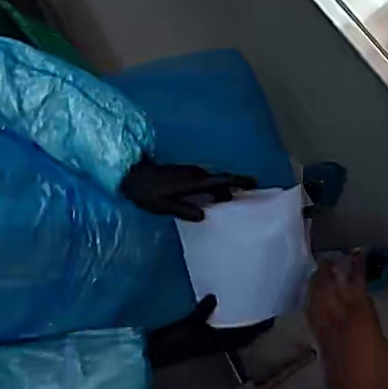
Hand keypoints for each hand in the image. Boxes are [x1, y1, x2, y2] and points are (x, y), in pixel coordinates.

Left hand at [120, 159, 255, 220]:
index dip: (240, 181)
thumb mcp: (164, 206)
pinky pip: (207, 181)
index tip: (255, 182)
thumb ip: (184, 211)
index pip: (223, 179)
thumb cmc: (147, 193)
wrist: (132, 175)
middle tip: (245, 201)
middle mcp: (197, 174)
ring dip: (223, 190)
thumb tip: (203, 216)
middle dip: (234, 189)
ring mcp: (191, 173)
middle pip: (221, 181)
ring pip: (213, 181)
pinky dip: (214, 189)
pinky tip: (212, 200)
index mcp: (195, 182)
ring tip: (230, 204)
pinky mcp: (186, 174)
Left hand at [308, 251, 387, 388]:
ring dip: (317, 281)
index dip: (356, 266)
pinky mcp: (320, 340)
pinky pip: (312, 313)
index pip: (356, 284)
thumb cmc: (379, 381)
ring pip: (317, 298)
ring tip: (321, 270)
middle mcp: (340, 319)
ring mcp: (327, 329)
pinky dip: (312, 299)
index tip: (357, 252)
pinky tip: (313, 296)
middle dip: (330, 269)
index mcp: (361, 319)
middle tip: (333, 256)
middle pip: (329, 286)